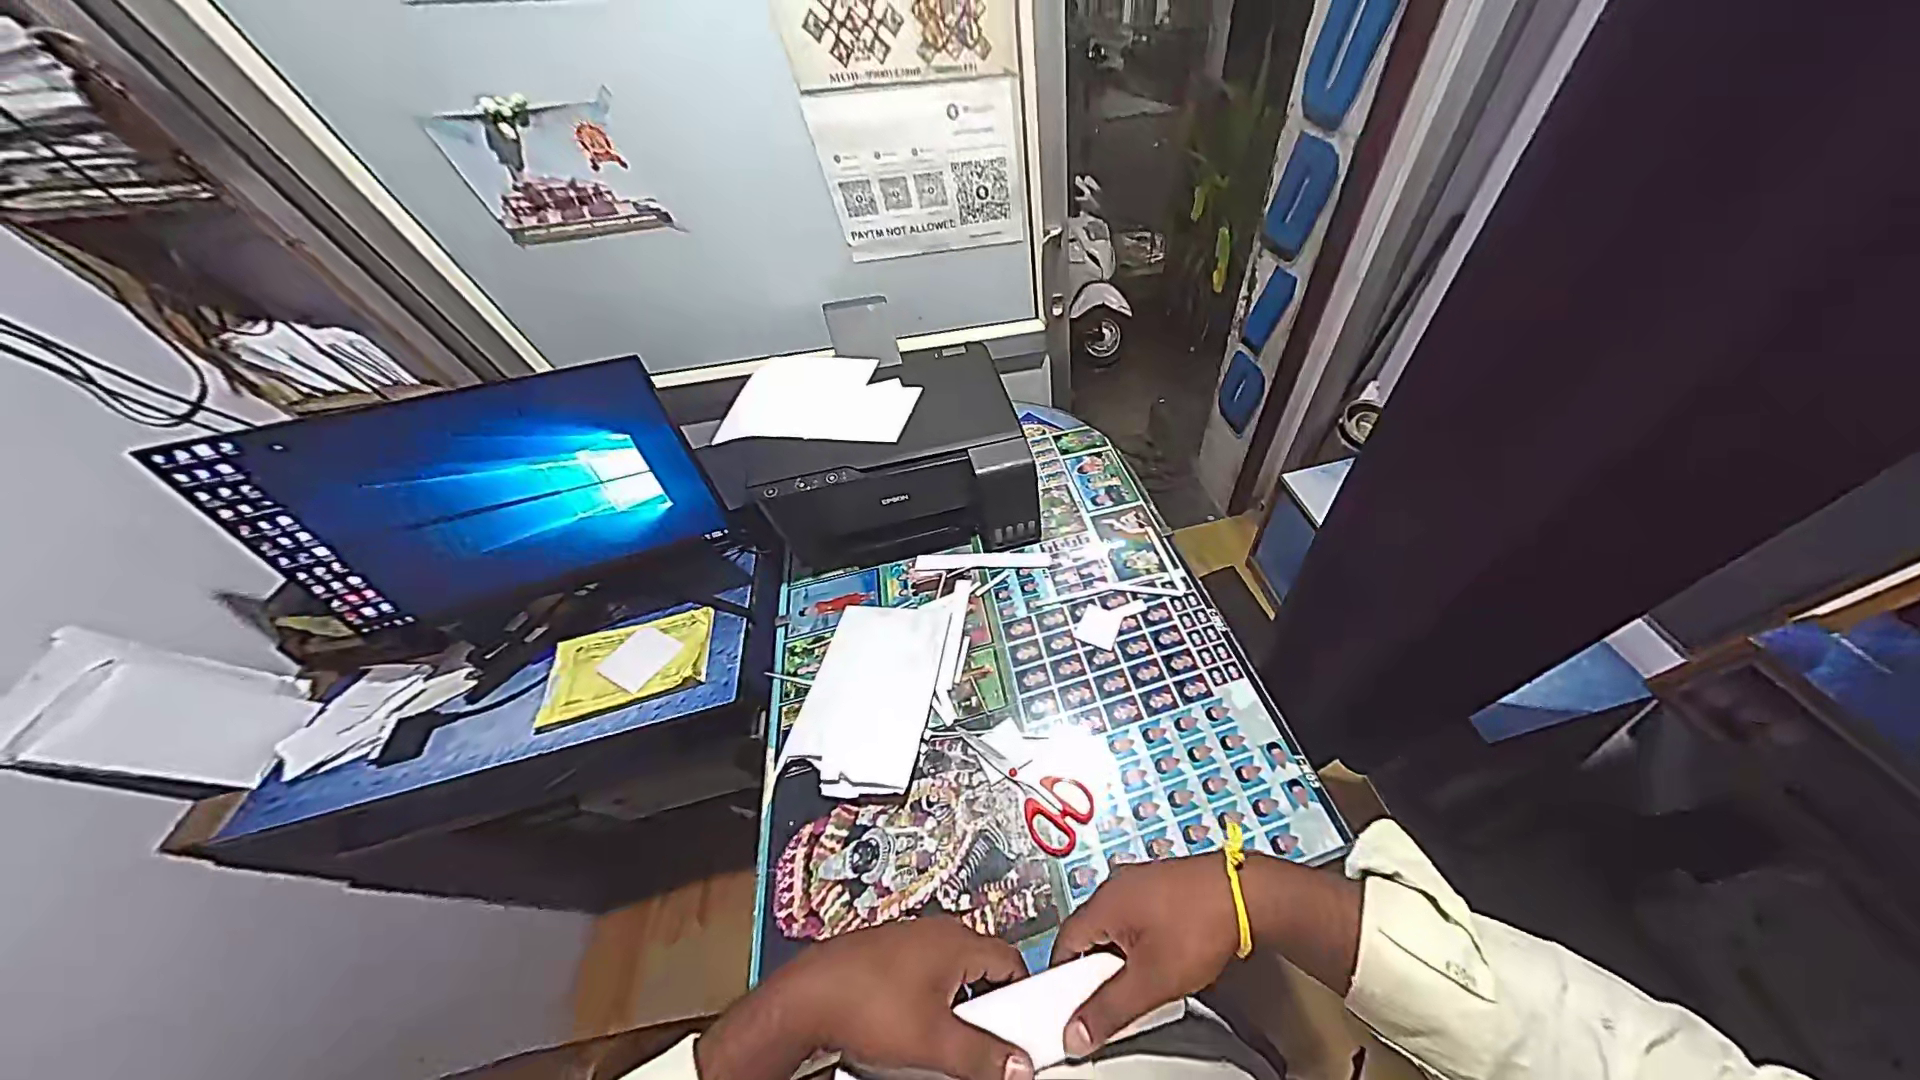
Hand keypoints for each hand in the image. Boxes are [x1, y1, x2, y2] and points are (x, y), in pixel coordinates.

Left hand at [697, 916, 1034, 1079]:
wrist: (813, 995)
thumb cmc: (867, 1001)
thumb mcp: (935, 1040)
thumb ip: (981, 1055)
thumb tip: (1015, 1064)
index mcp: (957, 940)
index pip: (1010, 960)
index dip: (1021, 996)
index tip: (1024, 1027)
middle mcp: (937, 933)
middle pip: (981, 968)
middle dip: (985, 1005)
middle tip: (981, 1039)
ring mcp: (912, 941)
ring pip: (952, 975)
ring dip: (956, 1006)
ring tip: (943, 1037)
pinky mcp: (891, 955)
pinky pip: (926, 977)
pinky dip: (930, 1002)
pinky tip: (914, 1029)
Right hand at [1048, 856, 1241, 1056]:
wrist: (1243, 896)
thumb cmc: (1197, 928)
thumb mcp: (1151, 981)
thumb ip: (1109, 1009)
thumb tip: (1076, 1033)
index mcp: (1103, 902)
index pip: (1065, 941)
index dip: (1064, 976)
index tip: (1070, 1005)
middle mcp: (1116, 885)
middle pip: (1090, 933)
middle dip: (1096, 968)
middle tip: (1110, 999)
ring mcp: (1139, 882)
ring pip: (1115, 926)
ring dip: (1120, 956)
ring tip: (1142, 982)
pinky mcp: (1161, 885)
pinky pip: (1136, 917)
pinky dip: (1139, 941)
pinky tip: (1161, 959)